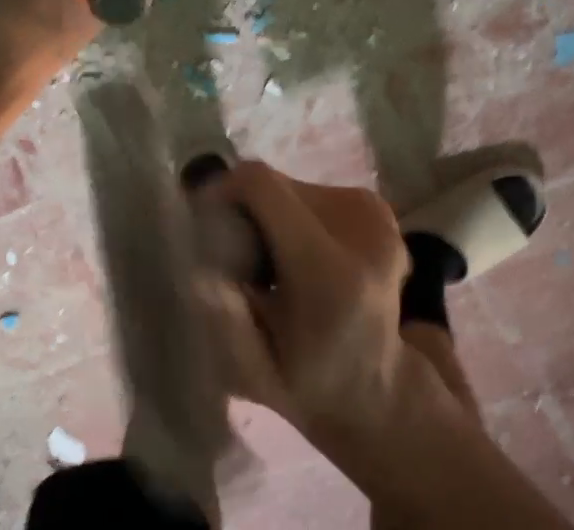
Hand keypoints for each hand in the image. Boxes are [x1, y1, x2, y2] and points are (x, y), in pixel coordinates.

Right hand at [189, 160, 410, 446]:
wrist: (378, 389)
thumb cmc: (307, 384)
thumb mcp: (254, 371)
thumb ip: (225, 321)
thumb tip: (195, 273)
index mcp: (328, 272)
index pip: (262, 185)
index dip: (220, 191)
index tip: (202, 224)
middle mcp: (360, 232)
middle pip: (272, 183)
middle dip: (242, 208)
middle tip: (233, 254)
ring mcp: (374, 217)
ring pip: (288, 184)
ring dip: (266, 211)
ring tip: (266, 259)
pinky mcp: (375, 209)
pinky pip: (310, 191)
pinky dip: (291, 213)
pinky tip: (295, 252)